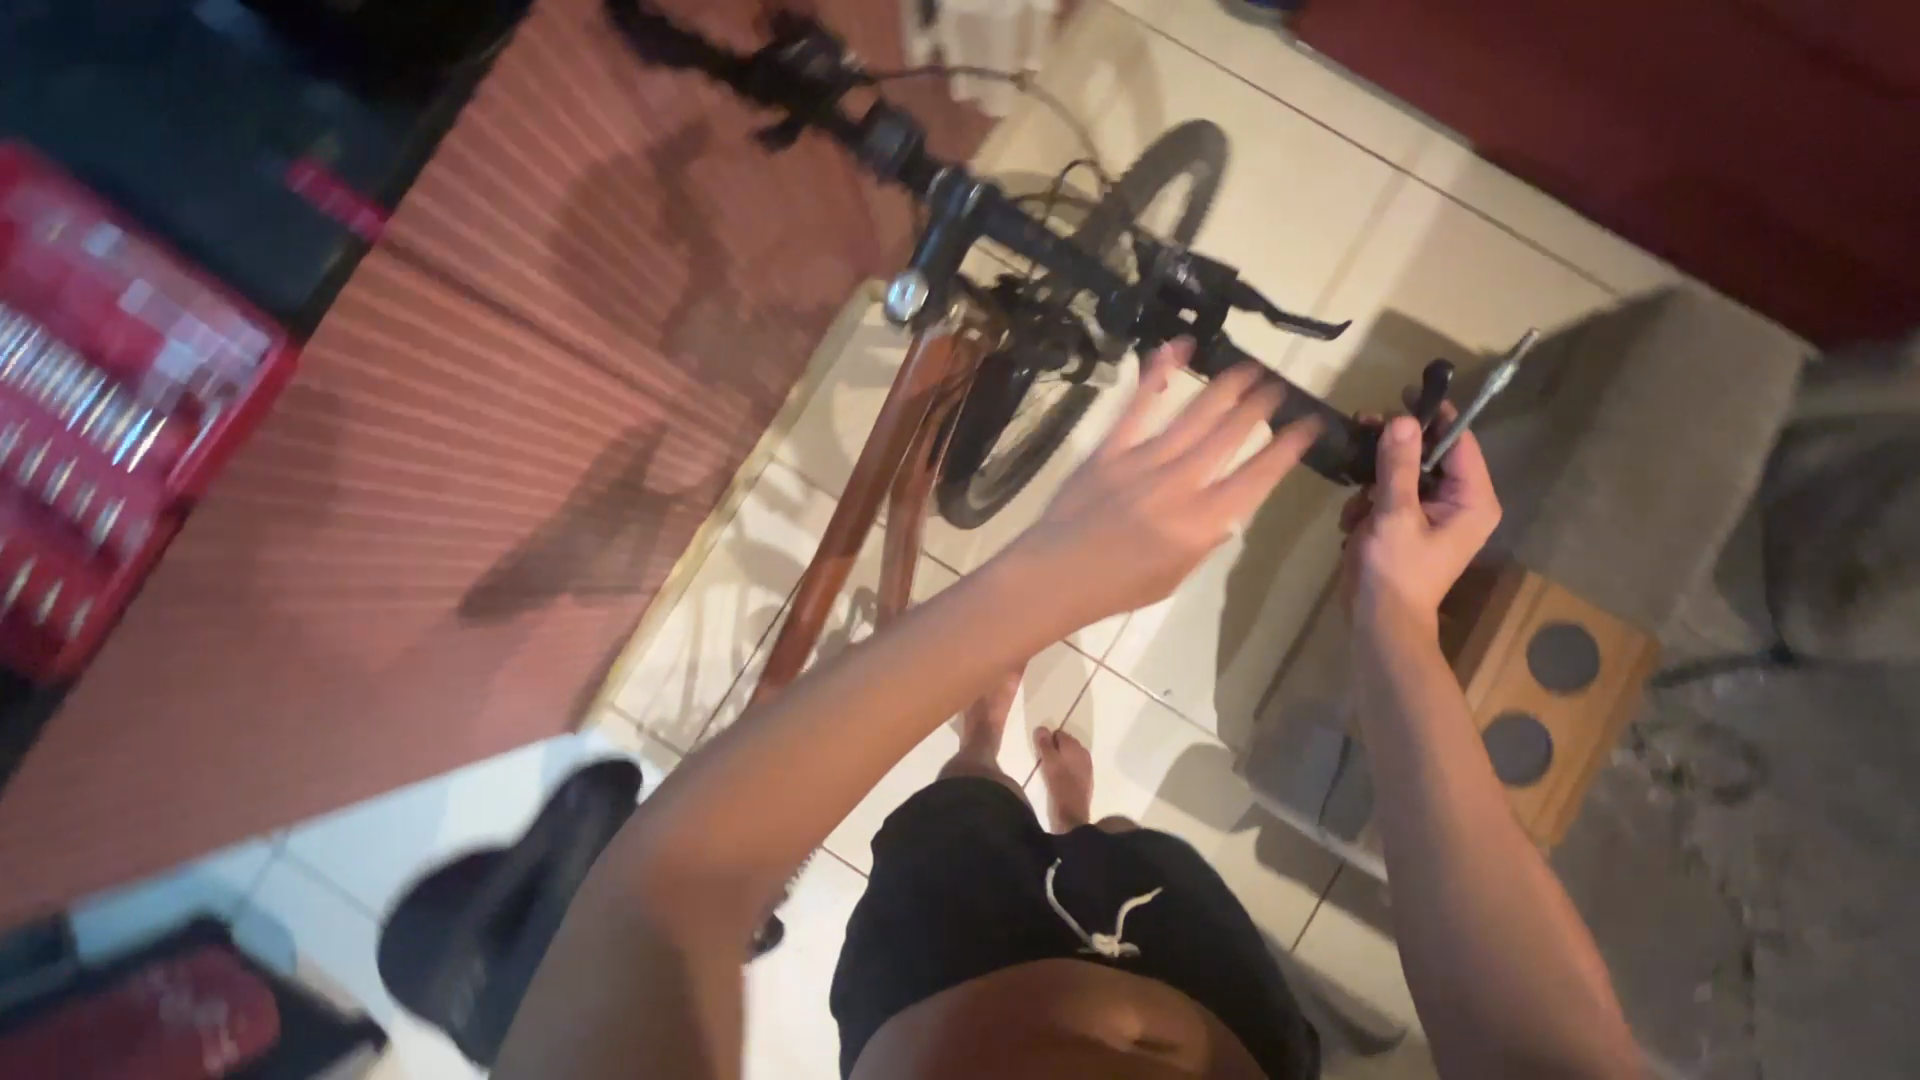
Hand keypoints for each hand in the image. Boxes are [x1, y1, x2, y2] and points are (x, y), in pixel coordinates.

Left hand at [999, 339, 1322, 630]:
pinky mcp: (1111, 448)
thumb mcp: (1175, 576)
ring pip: (1195, 415)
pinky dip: (1157, 374)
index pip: (1258, 477)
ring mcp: (1144, 460)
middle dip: (1260, 408)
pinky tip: (1177, 347)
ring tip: (1250, 368)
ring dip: (1225, 389)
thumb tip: (1225, 514)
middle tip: (1279, 388)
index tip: (1308, 427)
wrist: (1057, 574)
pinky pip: (1137, 405)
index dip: (1286, 449)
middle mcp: (1181, 483)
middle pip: (1230, 436)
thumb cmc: (1118, 586)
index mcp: (1203, 521)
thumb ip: (1203, 541)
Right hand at [1339, 405, 1500, 628]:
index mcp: (1472, 500)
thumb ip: (1397, 466)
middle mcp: (1459, 504)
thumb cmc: (1396, 571)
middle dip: (1392, 449)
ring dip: (1374, 483)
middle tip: (1362, 426)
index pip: (1458, 443)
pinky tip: (1353, 524)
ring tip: (1354, 503)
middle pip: (1428, 456)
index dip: (1433, 417)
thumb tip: (1400, 419)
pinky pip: (1389, 498)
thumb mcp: (1394, 514)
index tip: (1404, 394)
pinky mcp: (1407, 528)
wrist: (1379, 622)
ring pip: (1402, 476)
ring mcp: (1432, 517)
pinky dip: (1368, 505)